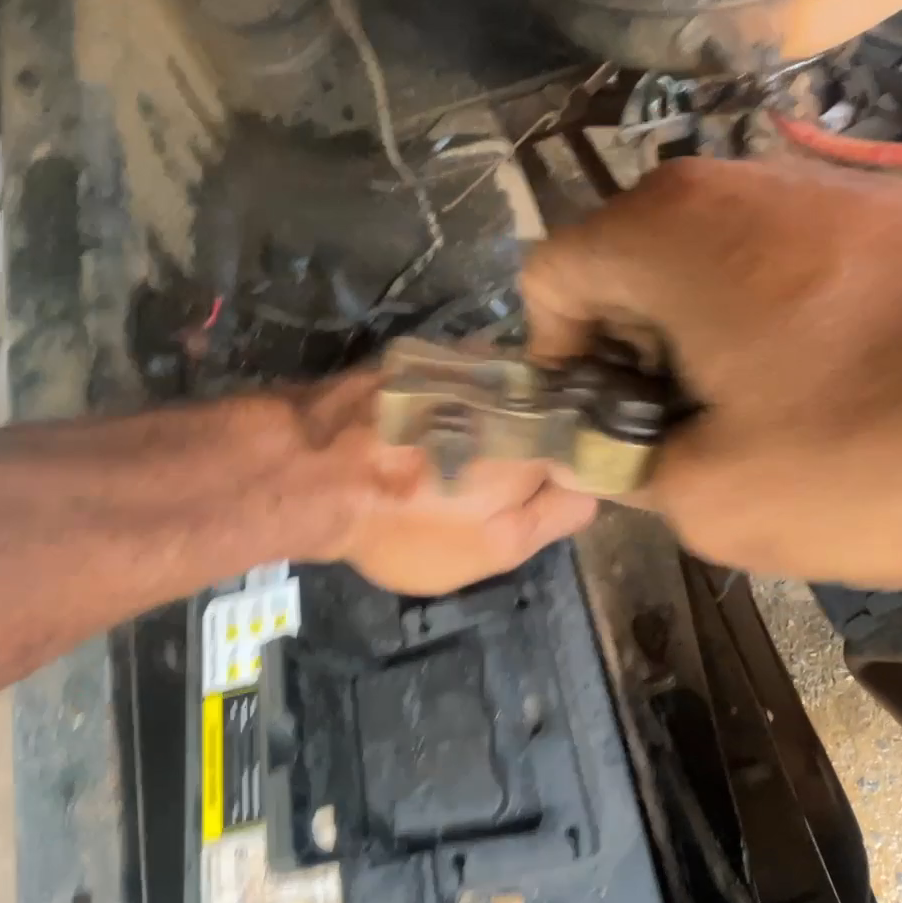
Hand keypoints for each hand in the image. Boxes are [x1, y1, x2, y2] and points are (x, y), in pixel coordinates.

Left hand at [292, 373, 597, 594]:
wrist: (310, 468)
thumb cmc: (407, 521)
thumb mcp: (493, 547)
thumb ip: (555, 515)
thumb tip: (591, 489)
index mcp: (544, 435)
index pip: (591, 443)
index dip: (578, 468)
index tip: (552, 490)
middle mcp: (518, 387)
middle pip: (553, 411)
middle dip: (540, 439)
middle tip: (496, 478)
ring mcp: (470, 362)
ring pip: (510, 390)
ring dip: (502, 415)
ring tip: (461, 451)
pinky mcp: (427, 354)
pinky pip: (466, 374)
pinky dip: (461, 398)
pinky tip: (430, 427)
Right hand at [520, 158, 901, 585]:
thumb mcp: (723, 500)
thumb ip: (628, 474)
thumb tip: (614, 450)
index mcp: (666, 231)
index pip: (546, 286)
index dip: (558, 373)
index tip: (615, 441)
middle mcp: (734, 187)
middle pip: (627, 286)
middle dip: (638, 379)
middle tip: (700, 460)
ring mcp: (824, 198)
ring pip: (710, 292)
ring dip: (714, 375)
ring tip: (786, 448)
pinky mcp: (896, 224)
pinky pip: (789, 289)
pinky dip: (784, 355)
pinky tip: (856, 417)